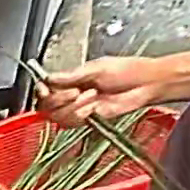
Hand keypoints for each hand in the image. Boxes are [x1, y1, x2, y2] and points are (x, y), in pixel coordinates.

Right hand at [37, 56, 165, 125]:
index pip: (45, 88)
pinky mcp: (84, 119)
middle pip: (45, 104)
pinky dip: (81, 114)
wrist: (147, 85)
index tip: (44, 89)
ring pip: (56, 115)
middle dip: (59, 99)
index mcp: (72, 80)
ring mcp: (76, 108)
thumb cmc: (131, 71)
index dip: (41, 90)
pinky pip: (69, 122)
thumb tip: (50, 77)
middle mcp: (71, 95)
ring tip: (92, 96)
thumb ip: (72, 75)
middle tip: (76, 92)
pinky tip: (94, 107)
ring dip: (74, 106)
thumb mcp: (99, 67)